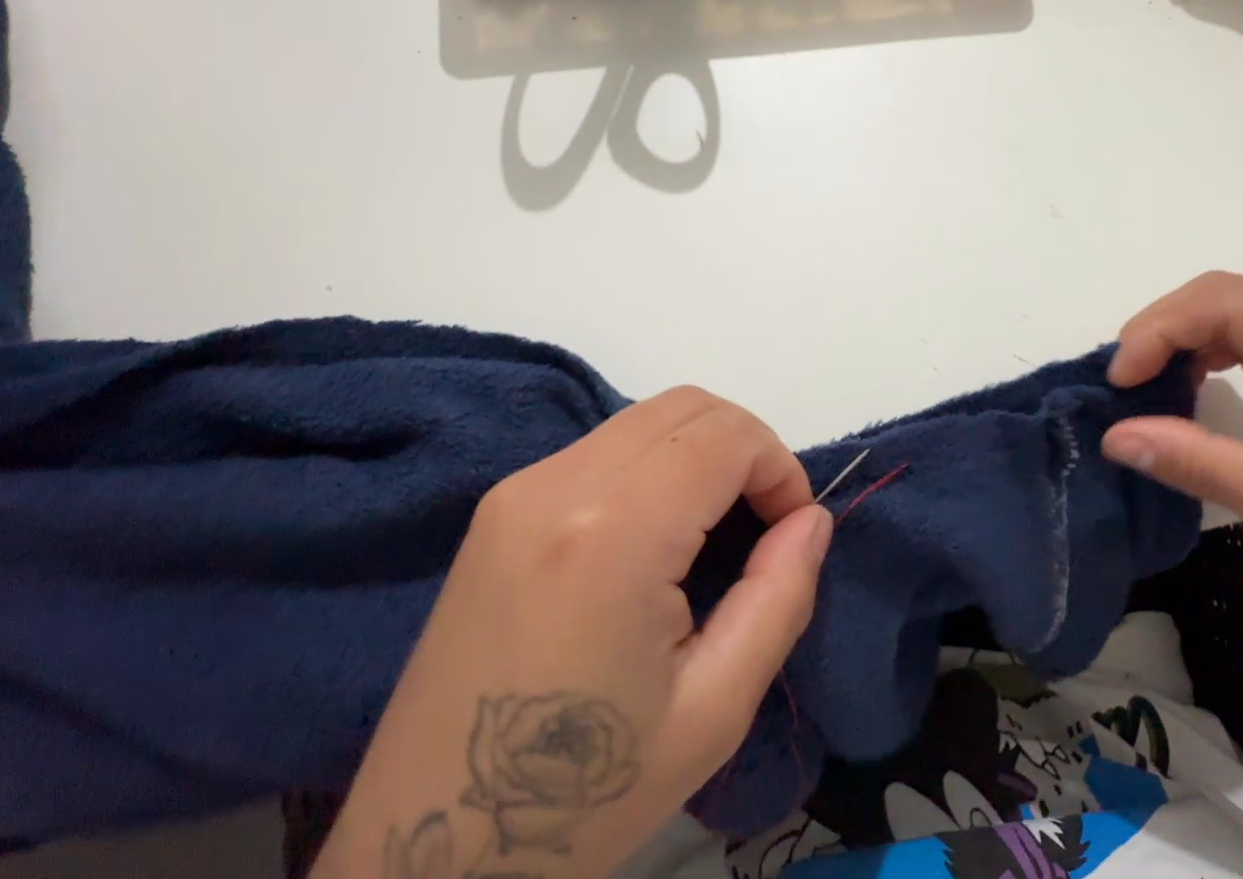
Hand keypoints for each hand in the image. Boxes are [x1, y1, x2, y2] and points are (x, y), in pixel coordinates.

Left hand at [311, 388, 832, 878]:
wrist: (432, 840)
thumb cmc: (586, 790)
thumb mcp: (714, 709)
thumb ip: (779, 597)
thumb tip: (810, 519)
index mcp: (612, 533)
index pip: (726, 436)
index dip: (781, 468)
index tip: (792, 533)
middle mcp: (555, 486)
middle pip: (686, 407)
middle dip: (747, 450)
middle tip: (763, 530)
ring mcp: (515, 492)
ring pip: (643, 421)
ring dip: (700, 457)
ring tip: (715, 538)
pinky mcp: (496, 511)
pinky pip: (602, 451)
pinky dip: (654, 469)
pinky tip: (657, 543)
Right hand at [1102, 273, 1242, 670]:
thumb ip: (1203, 465)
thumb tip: (1114, 434)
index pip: (1232, 303)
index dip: (1160, 330)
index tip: (1117, 384)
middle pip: (1237, 293)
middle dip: (1166, 328)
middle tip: (1123, 386)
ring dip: (1191, 336)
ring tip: (1150, 387)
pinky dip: (1222, 349)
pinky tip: (1199, 385)